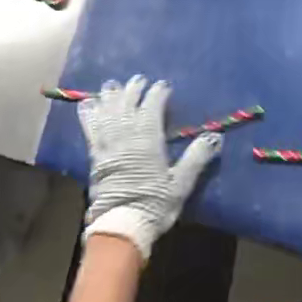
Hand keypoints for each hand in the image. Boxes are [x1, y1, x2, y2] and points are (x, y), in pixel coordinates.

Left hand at [77, 76, 221, 257]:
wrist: (121, 221)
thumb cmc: (155, 204)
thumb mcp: (181, 183)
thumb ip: (196, 157)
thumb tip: (214, 136)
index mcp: (148, 138)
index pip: (152, 106)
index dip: (157, 93)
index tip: (163, 86)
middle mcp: (126, 134)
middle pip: (128, 102)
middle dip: (134, 88)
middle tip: (139, 80)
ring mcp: (107, 142)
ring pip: (108, 110)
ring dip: (111, 95)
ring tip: (114, 84)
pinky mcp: (94, 153)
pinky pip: (89, 126)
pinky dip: (88, 112)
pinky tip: (87, 102)